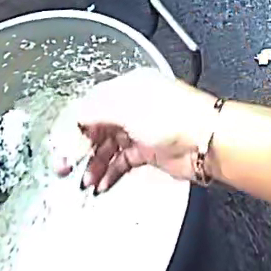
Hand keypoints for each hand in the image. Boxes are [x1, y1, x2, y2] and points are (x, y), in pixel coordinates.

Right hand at [53, 68, 218, 192]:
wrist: (206, 140)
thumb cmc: (176, 116)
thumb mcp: (128, 108)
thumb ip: (98, 111)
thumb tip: (77, 114)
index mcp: (128, 87)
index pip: (92, 104)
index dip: (76, 124)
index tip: (64, 143)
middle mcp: (133, 106)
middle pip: (98, 127)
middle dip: (81, 147)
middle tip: (67, 166)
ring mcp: (141, 128)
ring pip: (108, 146)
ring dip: (95, 164)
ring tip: (85, 180)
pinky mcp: (149, 150)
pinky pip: (122, 161)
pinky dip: (110, 172)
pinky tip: (101, 183)